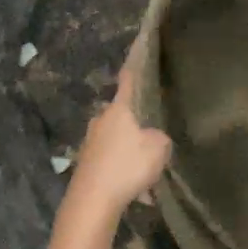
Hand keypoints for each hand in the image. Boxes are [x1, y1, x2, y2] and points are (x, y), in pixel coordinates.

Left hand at [67, 68, 171, 217]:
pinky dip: (124, 171)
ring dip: (131, 151)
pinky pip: (112, 162)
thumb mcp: (159, 148)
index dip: (135, 64)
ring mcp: (91, 142)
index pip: (128, 79)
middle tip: (154, 133)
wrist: (92, 200)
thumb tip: (153, 138)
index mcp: (119, 108)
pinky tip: (137, 192)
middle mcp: (101, 120)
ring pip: (117, 140)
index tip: (138, 48)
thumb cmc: (127, 166)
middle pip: (122, 113)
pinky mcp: (87, 164)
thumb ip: (160, 137)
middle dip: (137, 121)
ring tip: (148, 171)